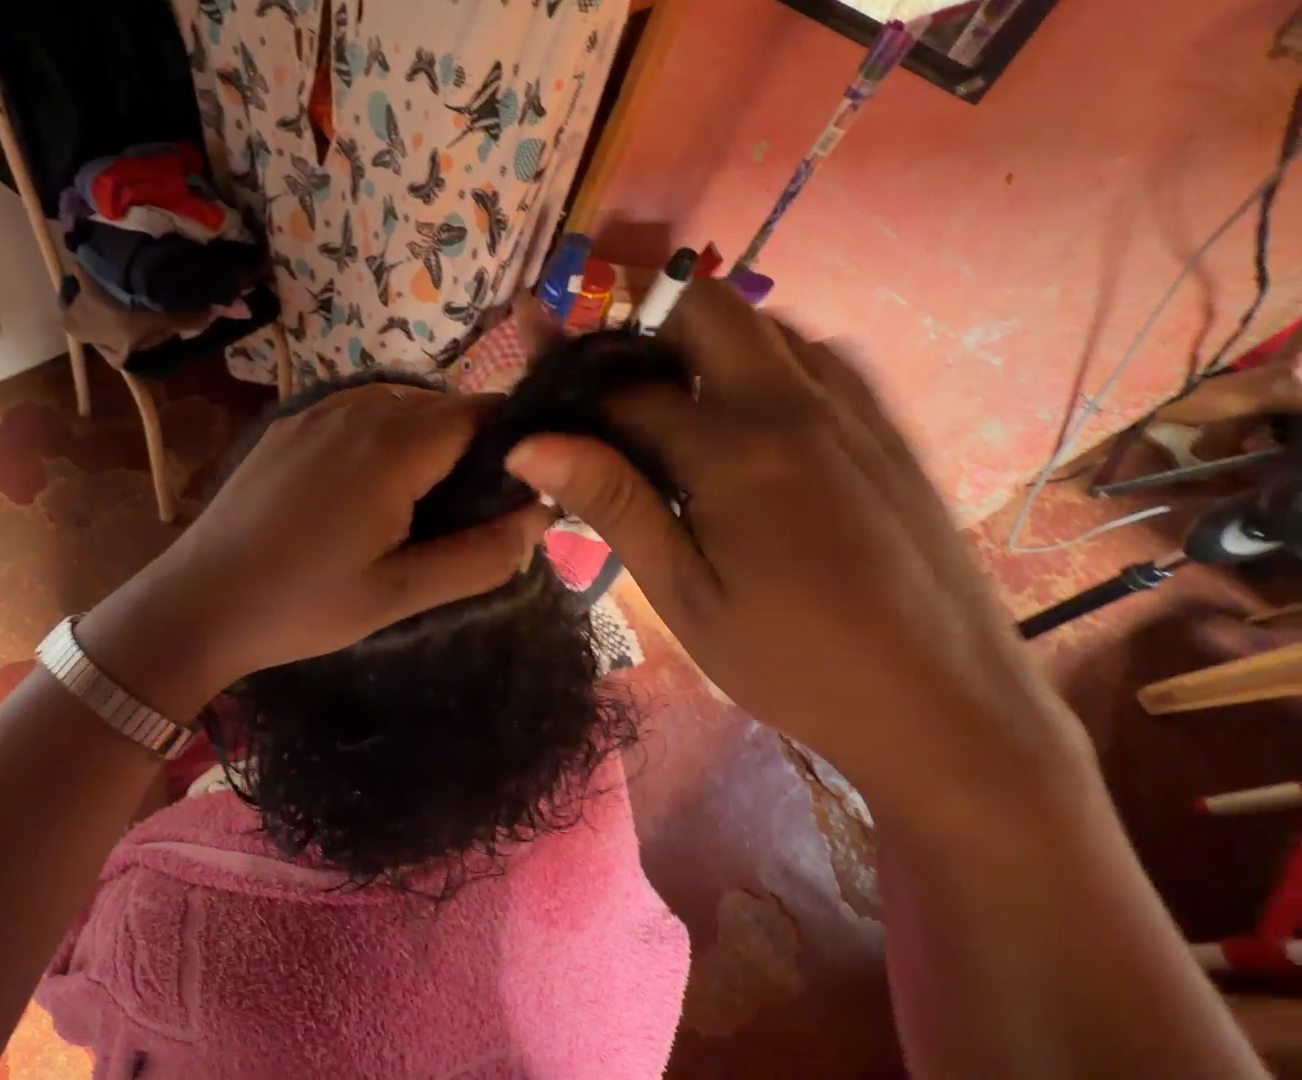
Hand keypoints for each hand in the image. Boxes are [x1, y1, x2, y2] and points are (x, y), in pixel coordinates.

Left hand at [81, 383, 554, 719]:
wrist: (196, 603)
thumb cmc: (301, 605)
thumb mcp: (400, 594)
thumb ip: (480, 556)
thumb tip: (541, 517)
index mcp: (391, 445)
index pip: (482, 414)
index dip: (510, 449)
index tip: (512, 497)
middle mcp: (355, 409)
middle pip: (442, 407)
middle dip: (468, 450)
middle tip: (462, 517)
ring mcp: (314, 412)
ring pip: (399, 406)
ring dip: (423, 443)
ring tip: (413, 510)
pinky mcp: (286, 426)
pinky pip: (356, 414)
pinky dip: (380, 439)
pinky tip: (363, 494)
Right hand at [504, 281, 1091, 815]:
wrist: (950, 707)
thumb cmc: (796, 662)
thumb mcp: (685, 595)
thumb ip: (614, 504)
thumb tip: (528, 445)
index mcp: (739, 447)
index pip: (631, 391)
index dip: (577, 400)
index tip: (548, 426)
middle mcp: (799, 402)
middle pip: (706, 308)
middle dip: (640, 324)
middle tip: (606, 390)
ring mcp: (855, 408)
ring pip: (766, 323)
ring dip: (703, 339)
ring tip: (668, 403)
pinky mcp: (889, 429)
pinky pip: (818, 356)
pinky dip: (765, 359)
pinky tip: (749, 417)